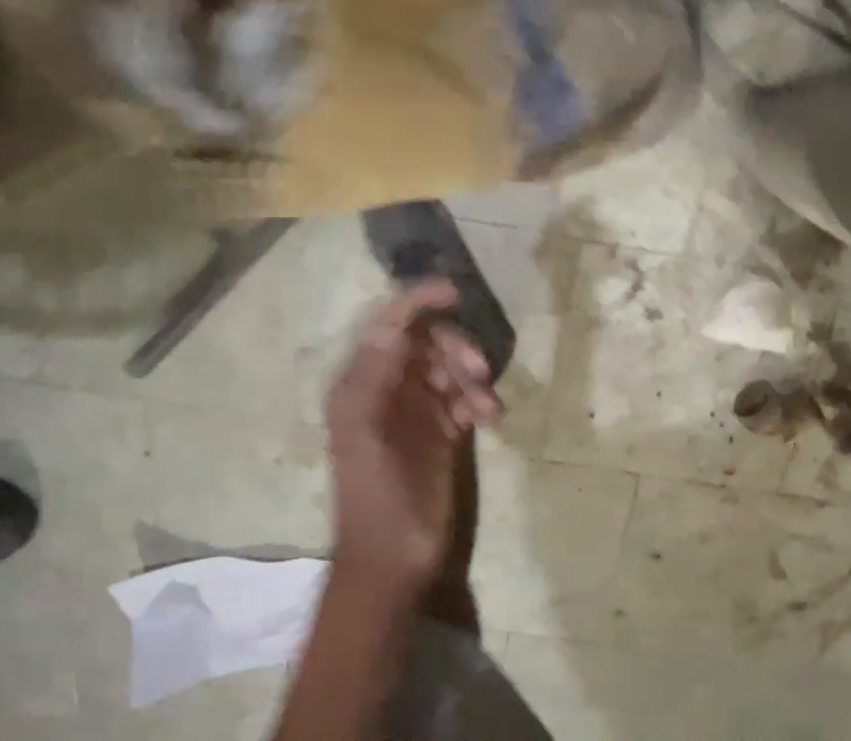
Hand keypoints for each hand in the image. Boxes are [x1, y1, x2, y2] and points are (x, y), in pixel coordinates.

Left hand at [324, 279, 499, 590]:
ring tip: (488, 406)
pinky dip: (479, 399)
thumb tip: (393, 323)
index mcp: (361, 383)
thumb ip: (377, 377)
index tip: (456, 292)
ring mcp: (417, 408)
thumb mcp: (368, 434)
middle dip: (455, 347)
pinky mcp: (442, 429)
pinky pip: (465, 395)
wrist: (393, 560)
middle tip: (479, 370)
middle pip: (426, 341)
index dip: (417, 301)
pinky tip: (489, 419)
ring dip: (473, 377)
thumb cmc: (375, 497)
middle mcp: (388, 387)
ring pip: (450, 366)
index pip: (389, 324)